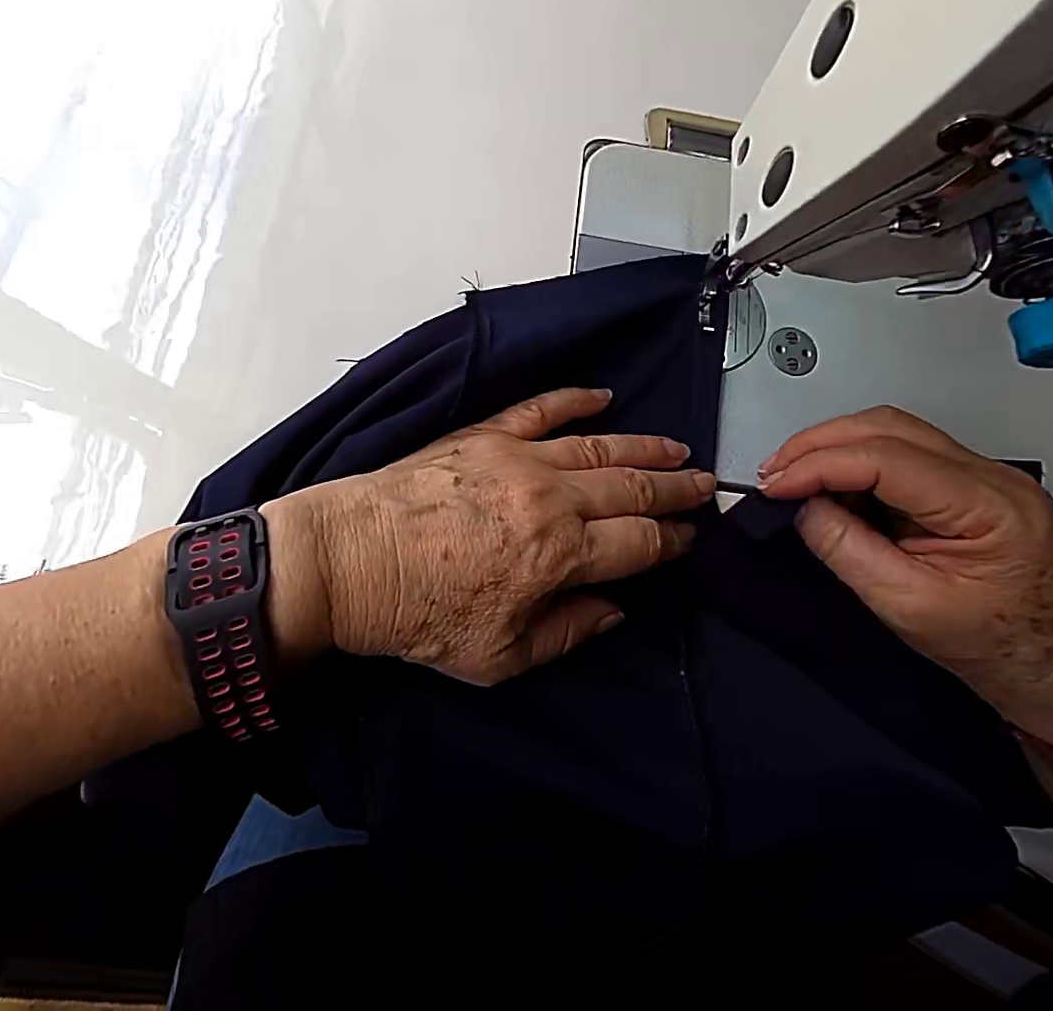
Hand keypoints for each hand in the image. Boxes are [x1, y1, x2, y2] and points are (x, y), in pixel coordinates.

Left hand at [261, 388, 715, 685]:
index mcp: (559, 556)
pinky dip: (572, 399)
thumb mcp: (497, 656)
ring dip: (643, 447)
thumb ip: (565, 632)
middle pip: (631, 488)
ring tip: (675, 449)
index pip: (639, 543)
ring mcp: (513, 459)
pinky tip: (601, 397)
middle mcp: (548, 499)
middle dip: (674, 489)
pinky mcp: (479, 436)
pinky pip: (538, 409)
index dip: (672, 541)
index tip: (690, 537)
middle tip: (704, 488)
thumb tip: (612, 610)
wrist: (348, 561)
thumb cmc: (415, 614)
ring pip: (597, 446)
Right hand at [757, 406, 1052, 745]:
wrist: (1038, 657)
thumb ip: (843, 545)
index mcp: (990, 508)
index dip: (818, 466)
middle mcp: (992, 478)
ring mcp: (979, 474)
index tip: (773, 487)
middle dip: (816, 444)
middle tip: (773, 474)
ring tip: (790, 477)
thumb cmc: (984, 639)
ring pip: (888, 430)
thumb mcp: (898, 600)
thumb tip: (799, 505)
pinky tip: (823, 486)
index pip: (887, 459)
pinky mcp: (959, 480)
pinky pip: (894, 450)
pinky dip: (846, 461)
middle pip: (887, 427)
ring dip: (828, 447)